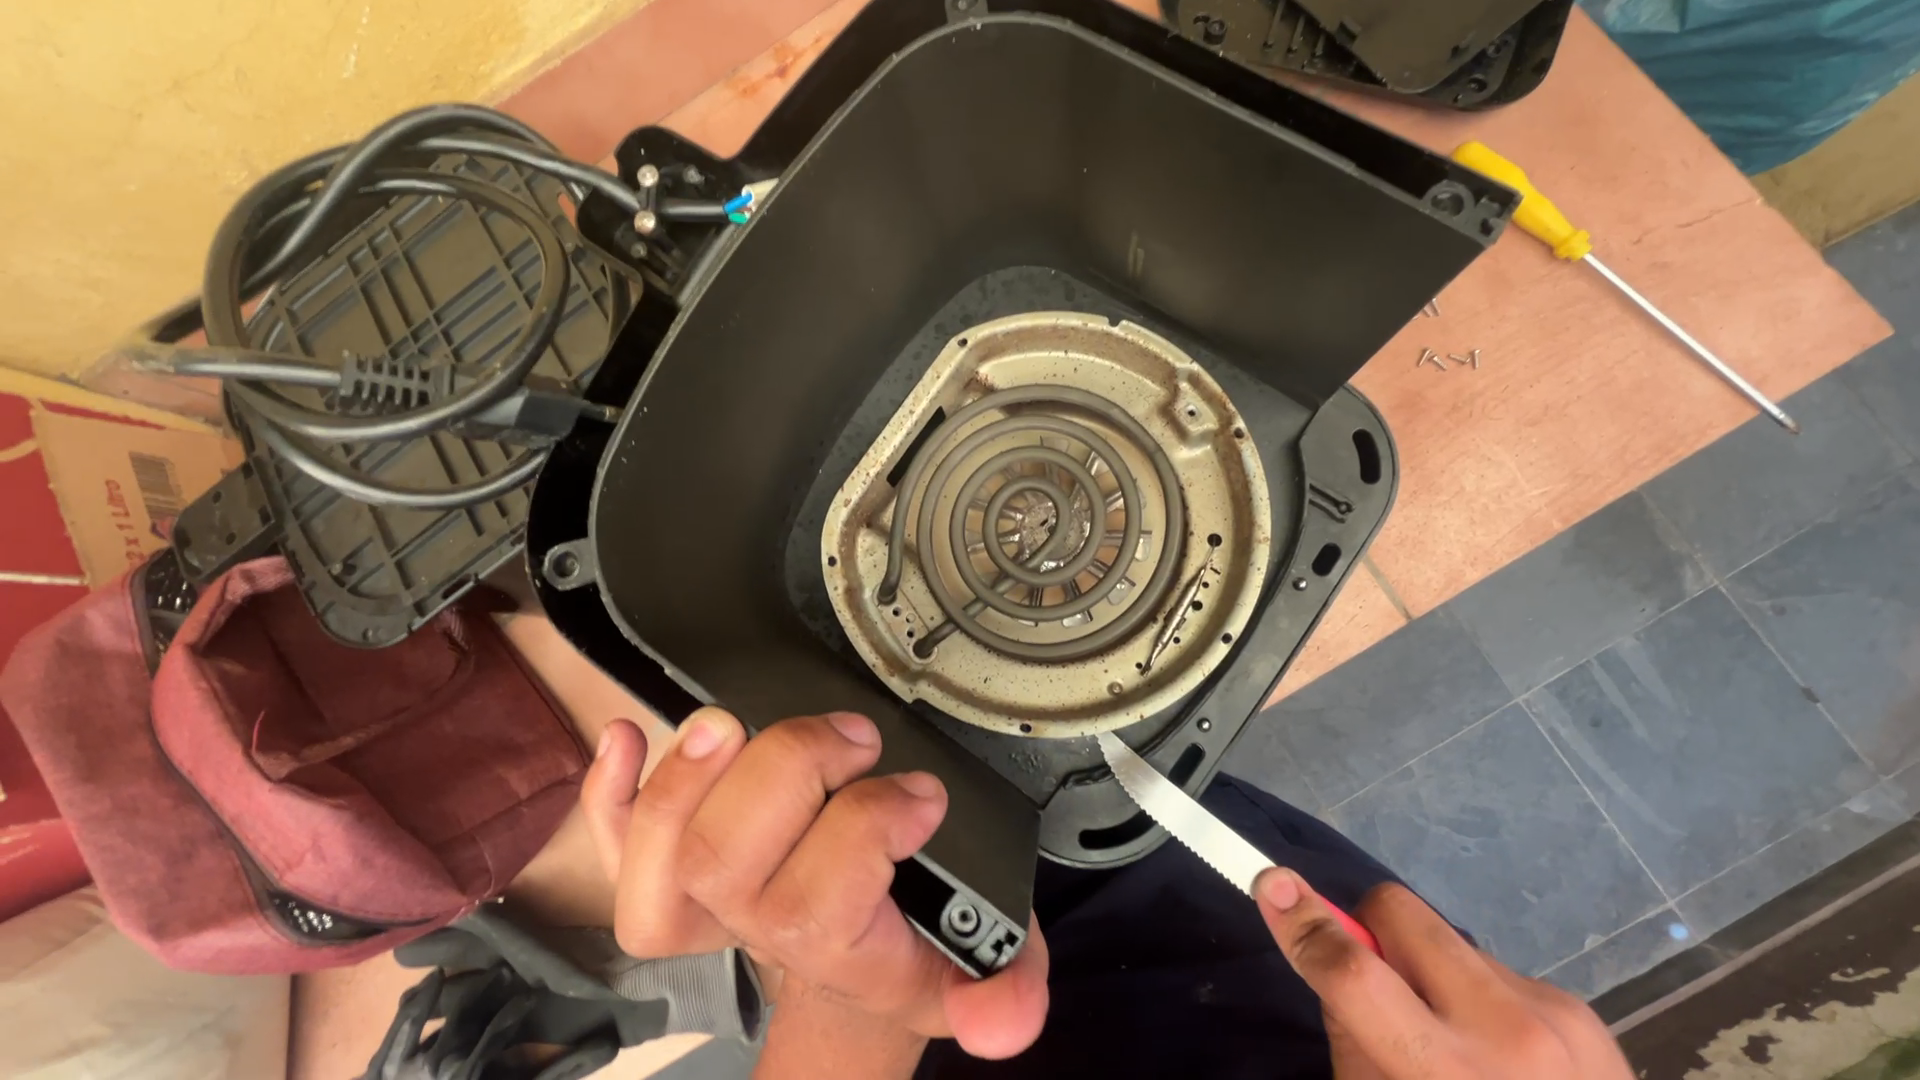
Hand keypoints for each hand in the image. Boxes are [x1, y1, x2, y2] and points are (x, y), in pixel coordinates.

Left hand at [579, 707, 1049, 1059]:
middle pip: (724, 861)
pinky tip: (624, 738)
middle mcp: (760, 931)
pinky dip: (608, 792)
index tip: (922, 793)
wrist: (857, 960)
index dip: (870, 827)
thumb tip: (1005, 1021)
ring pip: (664, 847)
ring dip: (694, 773)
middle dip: (790, 771)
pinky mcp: (674, 865)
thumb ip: (1009, 994)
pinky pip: (614, 839)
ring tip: (744, 723)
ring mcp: (708, 901)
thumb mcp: (981, 966)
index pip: (817, 903)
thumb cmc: (916, 940)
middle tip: (855, 739)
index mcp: (836, 954)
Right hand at [1254, 872, 1632, 1078]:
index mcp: (1446, 1075)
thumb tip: (1327, 937)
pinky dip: (1477, 999)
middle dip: (1370, 929)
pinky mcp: (1583, 1011)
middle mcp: (1507, 1034)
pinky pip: (1493, 970)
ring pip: (1445, 939)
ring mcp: (1555, 1015)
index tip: (1271, 884)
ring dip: (1430, 972)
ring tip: (1459, 1043)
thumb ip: (1352, 1022)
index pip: (1355, 976)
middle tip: (1381, 981)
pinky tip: (1505, 1057)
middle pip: (1398, 913)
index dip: (1306, 925)